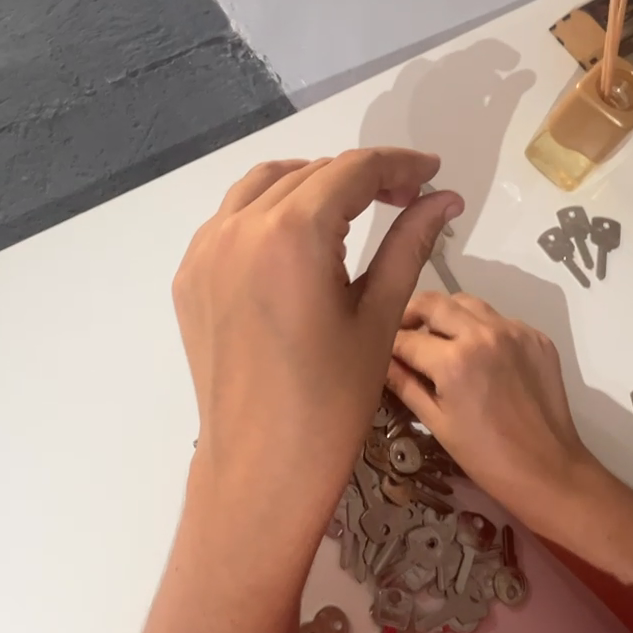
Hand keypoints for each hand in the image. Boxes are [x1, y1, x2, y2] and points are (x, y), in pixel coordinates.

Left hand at [173, 149, 462, 526]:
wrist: (261, 468)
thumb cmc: (332, 401)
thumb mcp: (379, 316)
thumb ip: (409, 243)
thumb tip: (443, 198)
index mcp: (292, 233)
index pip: (352, 171)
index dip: (397, 164)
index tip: (429, 173)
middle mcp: (239, 227)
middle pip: (310, 174)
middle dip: (360, 177)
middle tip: (402, 198)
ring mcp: (205, 251)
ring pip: (263, 187)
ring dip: (310, 185)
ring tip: (350, 209)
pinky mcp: (189, 277)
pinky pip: (230, 220)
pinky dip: (267, 212)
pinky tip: (295, 241)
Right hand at [386, 292, 601, 533]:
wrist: (550, 472)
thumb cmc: (486, 456)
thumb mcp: (436, 423)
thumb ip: (404, 384)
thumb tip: (380, 361)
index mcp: (453, 360)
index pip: (405, 338)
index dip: (388, 345)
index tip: (381, 352)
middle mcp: (483, 334)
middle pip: (432, 302)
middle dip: (411, 315)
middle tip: (405, 335)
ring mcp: (513, 331)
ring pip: (466, 302)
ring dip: (446, 315)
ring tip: (441, 341)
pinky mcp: (536, 336)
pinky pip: (497, 318)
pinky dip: (480, 328)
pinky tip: (479, 355)